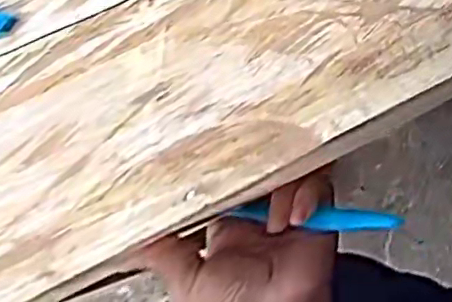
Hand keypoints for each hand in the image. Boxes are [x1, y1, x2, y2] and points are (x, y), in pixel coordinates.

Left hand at [136, 176, 336, 301]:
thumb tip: (132, 242)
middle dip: (265, 178)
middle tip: (260, 186)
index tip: (226, 170)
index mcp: (230, 229)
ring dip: (287, 195)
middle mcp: (261, 215)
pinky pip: (318, 184)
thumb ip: (167, 257)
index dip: (232, 179)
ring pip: (292, 175)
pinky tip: (297, 219)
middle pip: (266, 176)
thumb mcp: (188, 282)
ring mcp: (292, 208)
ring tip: (278, 224)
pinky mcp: (319, 206)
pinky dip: (308, 196)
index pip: (232, 191)